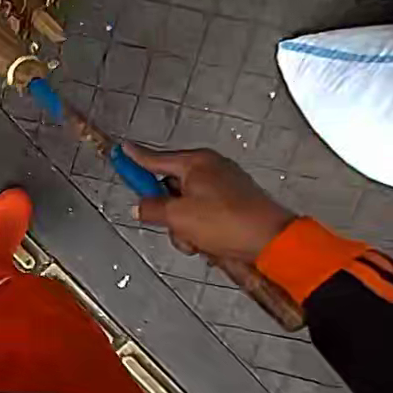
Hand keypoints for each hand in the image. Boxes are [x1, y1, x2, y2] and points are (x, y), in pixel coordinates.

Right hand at [124, 143, 296, 263]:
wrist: (271, 242)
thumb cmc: (226, 222)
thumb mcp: (177, 216)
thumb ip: (151, 208)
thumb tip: (140, 207)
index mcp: (196, 163)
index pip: (154, 158)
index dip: (134, 157)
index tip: (120, 150)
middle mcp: (210, 169)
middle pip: (168, 185)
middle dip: (164, 209)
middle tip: (168, 223)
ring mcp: (223, 185)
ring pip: (183, 204)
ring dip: (181, 225)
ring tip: (194, 239)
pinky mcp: (232, 202)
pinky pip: (201, 213)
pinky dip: (198, 228)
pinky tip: (206, 241)